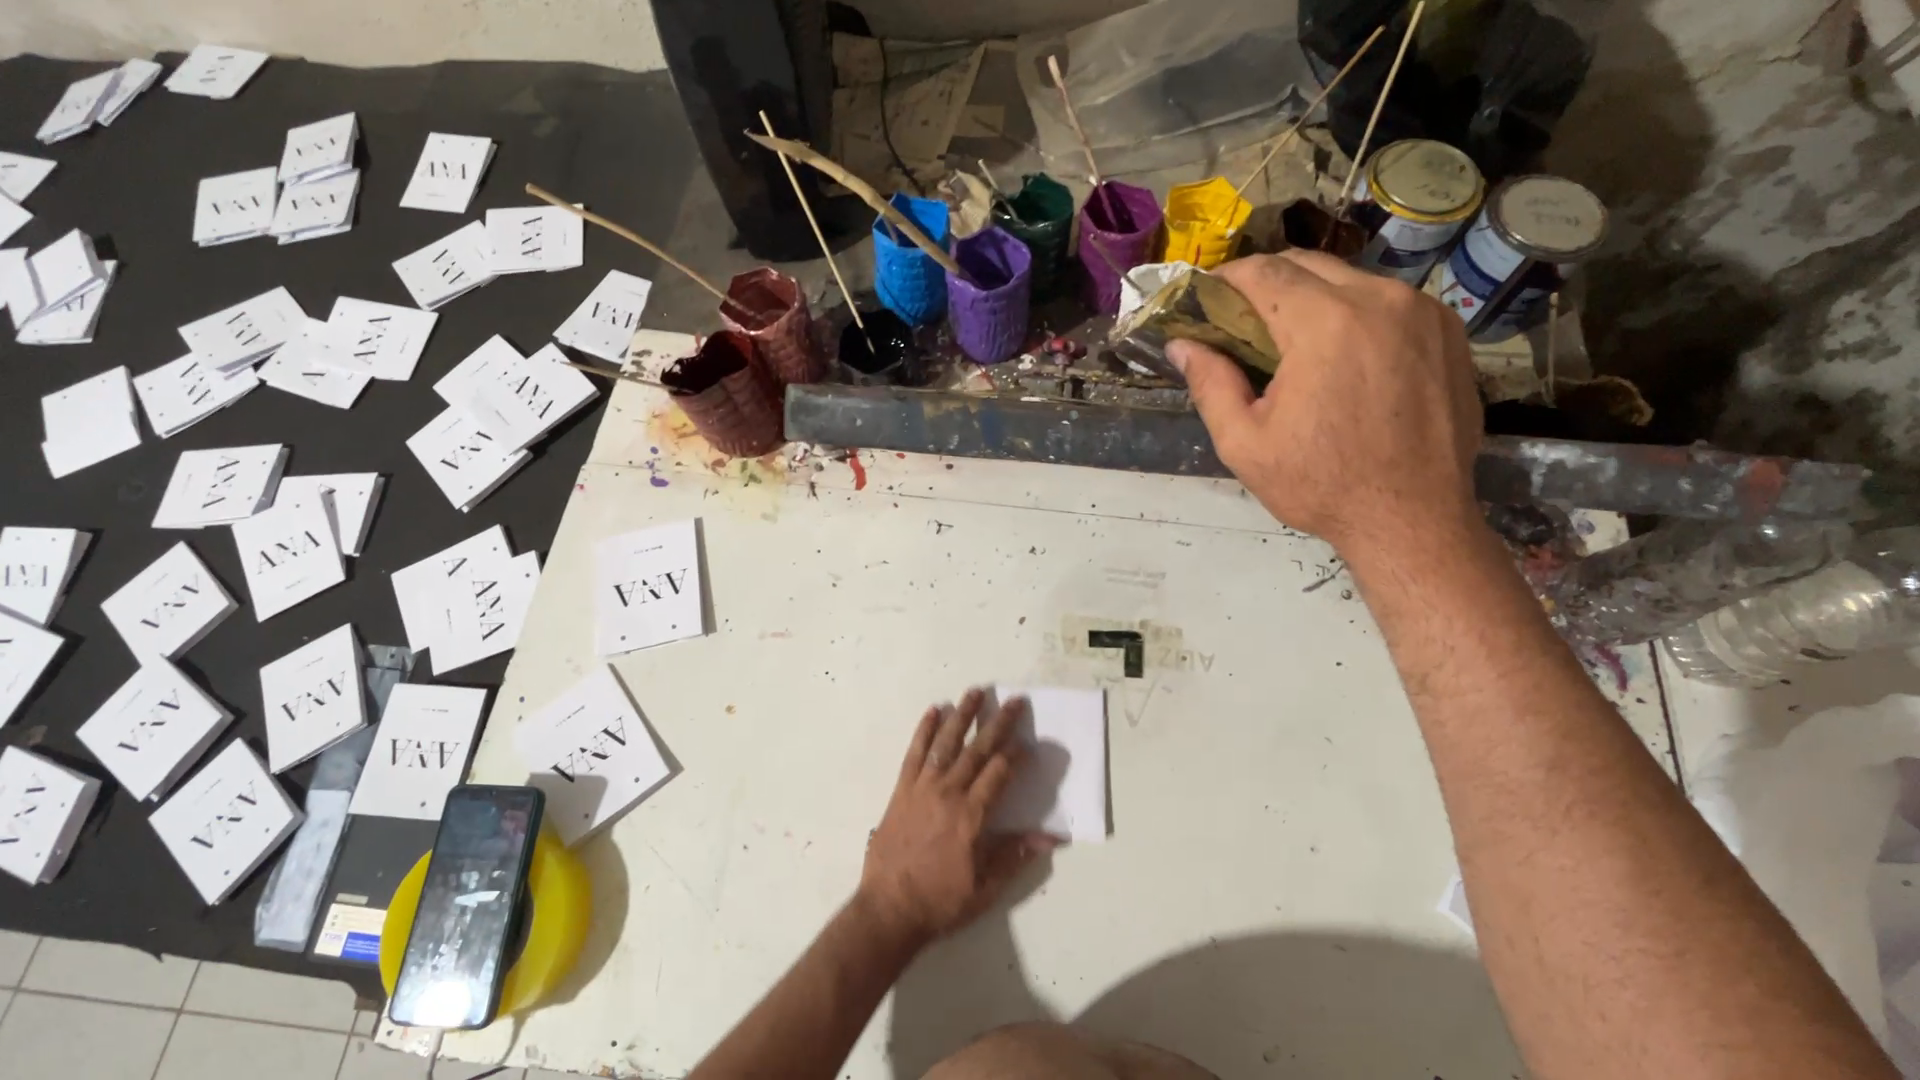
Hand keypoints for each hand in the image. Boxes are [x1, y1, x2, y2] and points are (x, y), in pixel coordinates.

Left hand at [857, 689, 1053, 946]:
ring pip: (946, 744)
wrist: (888, 909)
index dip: (1016, 757)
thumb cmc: (940, 902)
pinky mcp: (901, 792)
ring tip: (975, 692)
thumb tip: (1050, 838)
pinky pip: (914, 755)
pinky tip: (933, 712)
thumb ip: (1014, 857)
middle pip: (977, 751)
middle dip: (998, 725)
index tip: (1029, 743)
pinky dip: (924, 731)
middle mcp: (948, 794)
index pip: (999, 775)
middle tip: (1014, 701)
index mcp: (971, 816)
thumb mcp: (985, 888)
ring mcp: (921, 790)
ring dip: (962, 716)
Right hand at [1169, 251, 1483, 563]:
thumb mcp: (1245, 444)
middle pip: (1307, 265)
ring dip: (1314, 299)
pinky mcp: (1447, 330)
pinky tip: (1345, 357)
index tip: (1207, 297)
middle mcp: (1379, 299)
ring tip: (1294, 343)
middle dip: (1268, 284)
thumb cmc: (1322, 485)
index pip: (1264, 271)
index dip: (1227, 278)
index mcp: (1326, 323)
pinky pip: (1389, 303)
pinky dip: (1357, 315)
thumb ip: (1210, 384)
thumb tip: (1181, 345)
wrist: (1414, 519)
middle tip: (1243, 321)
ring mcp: (1422, 311)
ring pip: (1350, 281)